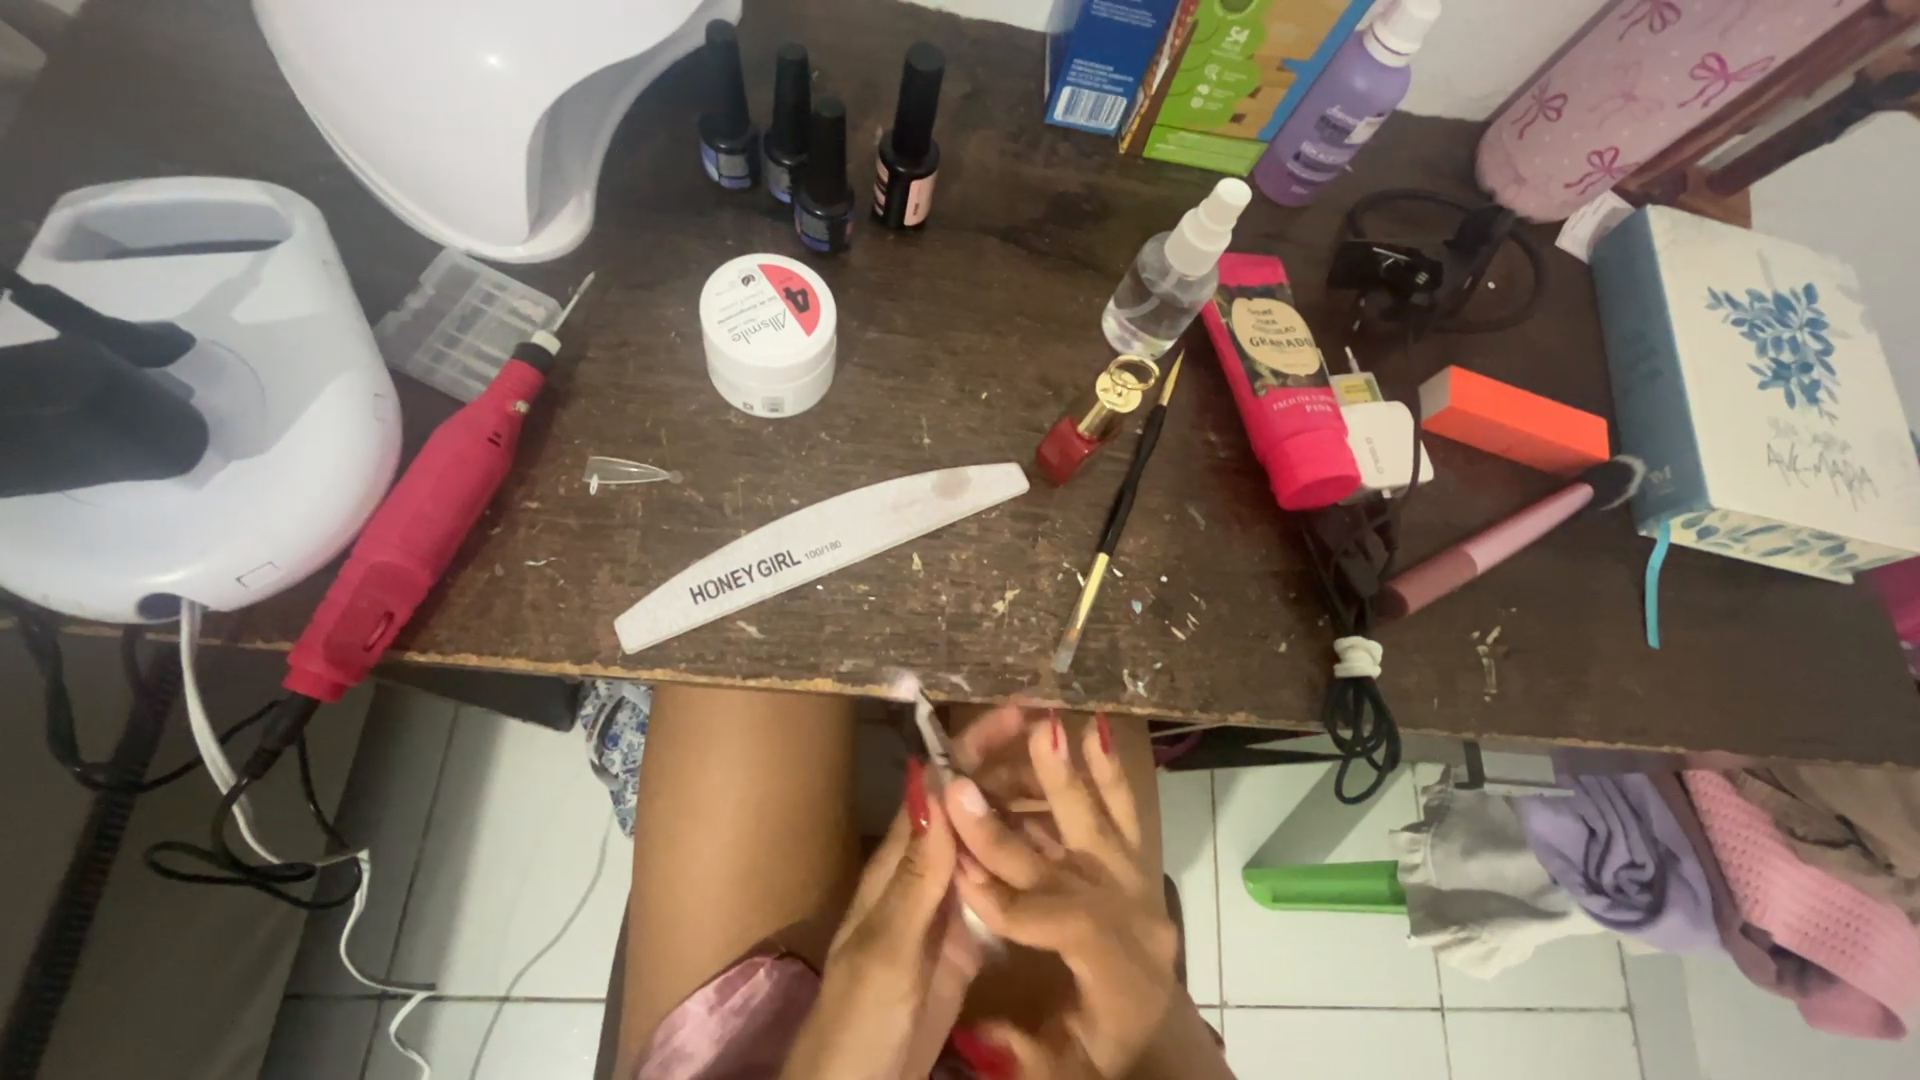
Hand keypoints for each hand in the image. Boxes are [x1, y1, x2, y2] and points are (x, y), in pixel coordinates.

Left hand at [780, 701, 1032, 1079]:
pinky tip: (1065, 856)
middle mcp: (926, 870)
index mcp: (900, 861)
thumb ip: (914, 876)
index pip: (939, 785)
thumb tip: (934, 786)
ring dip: (1026, 809)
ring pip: (991, 840)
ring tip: (1077, 789)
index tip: (1021, 712)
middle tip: (1067, 746)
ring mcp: (948, 903)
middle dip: (1012, 769)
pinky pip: (1003, 887)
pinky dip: (1031, 864)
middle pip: (971, 804)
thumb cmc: (859, 1017)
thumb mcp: (886, 948)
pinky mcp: (967, 939)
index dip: (976, 745)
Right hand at [945, 714, 1178, 1078]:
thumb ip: (1025, 1046)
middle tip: (1006, 755)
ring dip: (1076, 771)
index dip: (1003, 893)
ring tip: (1053, 724)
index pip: (1056, 919)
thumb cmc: (1108, 1058)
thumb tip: (974, 1022)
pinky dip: (1109, 772)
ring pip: (1107, 821)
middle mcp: (1136, 917)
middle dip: (1035, 804)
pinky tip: (1094, 733)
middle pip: (1079, 854)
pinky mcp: (1140, 867)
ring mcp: (1142, 885)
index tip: (954, 861)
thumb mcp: (1066, 1067)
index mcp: (1119, 970)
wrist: (1166, 1046)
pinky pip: (1127, 815)